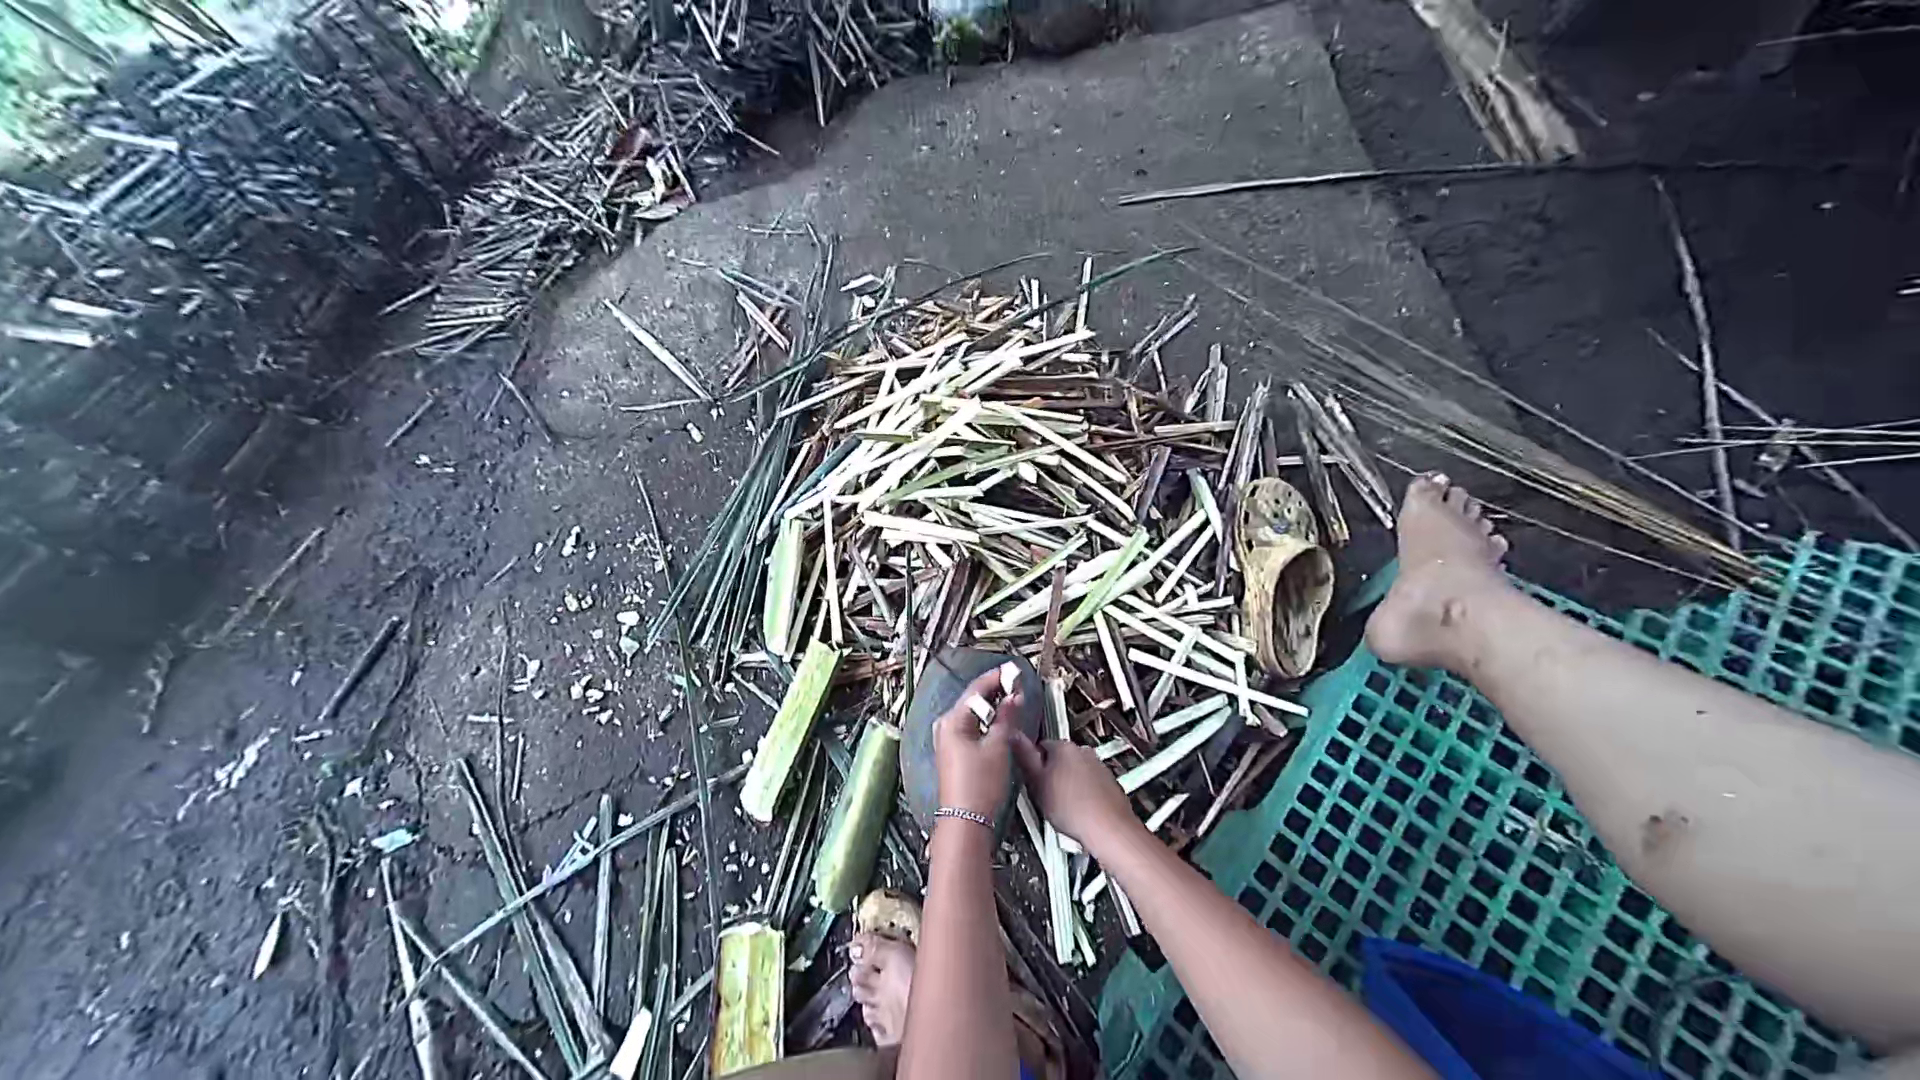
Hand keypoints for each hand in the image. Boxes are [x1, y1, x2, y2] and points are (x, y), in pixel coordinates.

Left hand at [933, 664, 1025, 819]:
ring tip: (1011, 699)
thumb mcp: (998, 746)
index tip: (1012, 671)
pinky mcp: (955, 752)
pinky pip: (972, 727)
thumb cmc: (978, 787)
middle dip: (995, 690)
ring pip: (973, 713)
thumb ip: (1006, 717)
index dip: (997, 678)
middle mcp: (945, 727)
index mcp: (952, 721)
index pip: (977, 689)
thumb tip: (1013, 697)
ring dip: (992, 706)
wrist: (966, 821)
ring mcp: (948, 740)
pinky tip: (1000, 722)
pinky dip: (987, 721)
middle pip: (973, 699)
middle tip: (1015, 683)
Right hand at [1011, 731, 1140, 854]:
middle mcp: (1083, 751)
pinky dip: (1084, 795)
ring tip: (1062, 807)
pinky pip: (1090, 785)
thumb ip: (1024, 757)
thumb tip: (1013, 736)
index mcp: (1063, 747)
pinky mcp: (1110, 783)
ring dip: (1067, 785)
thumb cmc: (1073, 809)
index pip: (1040, 745)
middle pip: (1059, 758)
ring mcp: (1099, 767)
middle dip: (1051, 774)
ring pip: (1075, 772)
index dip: (1033, 764)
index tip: (1031, 779)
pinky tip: (1078, 811)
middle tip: (1045, 795)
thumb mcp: (1037, 783)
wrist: (1108, 830)